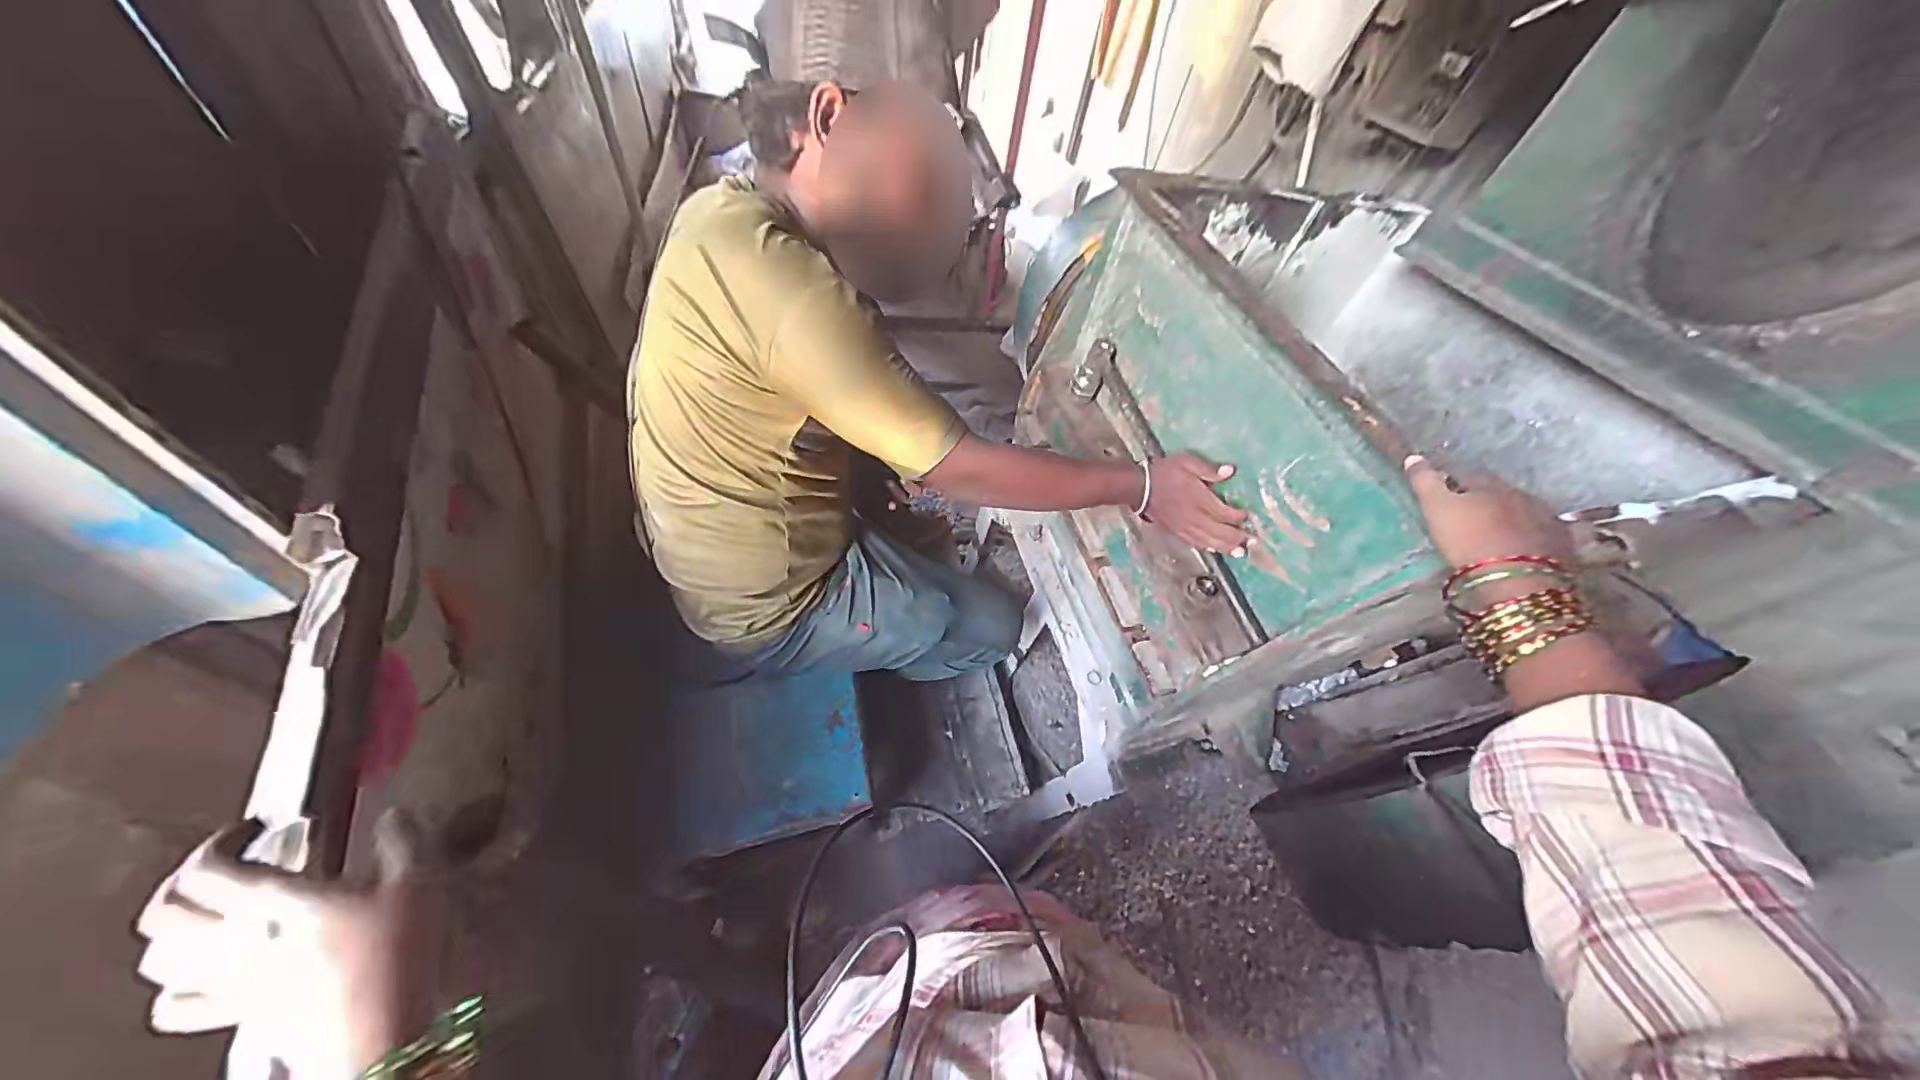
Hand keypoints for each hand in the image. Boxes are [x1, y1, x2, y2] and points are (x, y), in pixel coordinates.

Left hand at [135, 815, 441, 1077]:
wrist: (378, 1031)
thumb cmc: (396, 948)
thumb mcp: (418, 880)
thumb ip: (402, 841)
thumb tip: (391, 815)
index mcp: (272, 903)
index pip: (208, 869)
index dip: (222, 841)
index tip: (256, 826)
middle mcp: (231, 942)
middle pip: (164, 912)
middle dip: (184, 878)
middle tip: (224, 860)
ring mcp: (227, 983)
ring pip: (157, 958)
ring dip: (174, 928)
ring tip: (212, 910)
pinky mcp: (236, 1014)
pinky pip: (176, 1004)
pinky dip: (179, 983)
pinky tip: (209, 971)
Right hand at [1145, 454, 1253, 556]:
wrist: (1140, 488)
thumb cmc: (1164, 473)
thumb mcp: (1186, 462)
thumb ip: (1208, 469)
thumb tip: (1230, 471)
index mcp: (1200, 500)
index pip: (1225, 513)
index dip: (1238, 517)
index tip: (1248, 515)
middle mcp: (1195, 518)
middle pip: (1221, 532)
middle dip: (1238, 538)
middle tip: (1254, 542)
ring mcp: (1186, 527)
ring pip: (1210, 541)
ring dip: (1226, 547)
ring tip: (1240, 552)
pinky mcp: (1178, 531)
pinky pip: (1197, 543)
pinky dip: (1209, 547)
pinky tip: (1216, 548)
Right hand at [1402, 455, 1572, 569]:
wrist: (1516, 577)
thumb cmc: (1468, 538)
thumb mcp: (1436, 508)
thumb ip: (1425, 482)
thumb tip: (1413, 457)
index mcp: (1489, 484)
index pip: (1468, 474)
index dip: (1453, 481)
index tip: (1442, 491)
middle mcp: (1520, 494)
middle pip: (1498, 492)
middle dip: (1484, 498)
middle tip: (1467, 513)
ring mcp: (1544, 517)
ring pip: (1520, 510)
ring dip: (1508, 516)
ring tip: (1493, 531)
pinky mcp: (1560, 541)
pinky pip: (1540, 530)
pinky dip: (1528, 533)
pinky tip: (1519, 545)